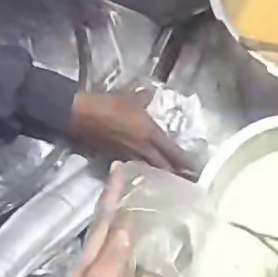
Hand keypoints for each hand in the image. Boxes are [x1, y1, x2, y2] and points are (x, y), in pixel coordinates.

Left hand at [55, 168, 168, 276]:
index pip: (116, 228)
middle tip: (116, 177)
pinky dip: (100, 260)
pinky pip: (85, 272)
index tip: (125, 176)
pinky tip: (113, 263)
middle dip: (108, 204)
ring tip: (120, 219)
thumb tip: (144, 274)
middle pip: (97, 232)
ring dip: (105, 234)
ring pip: (89, 252)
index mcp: (104, 273)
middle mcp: (80, 273)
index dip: (122, 201)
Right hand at [68, 92, 186, 174]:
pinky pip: (136, 170)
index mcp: (151, 134)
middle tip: (185, 181)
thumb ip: (143, 97)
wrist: (82, 115)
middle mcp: (144, 149)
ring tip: (170, 183)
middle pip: (165, 168)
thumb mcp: (129, 97)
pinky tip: (147, 177)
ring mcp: (131, 156)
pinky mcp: (118, 159)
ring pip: (151, 171)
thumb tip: (150, 93)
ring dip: (161, 177)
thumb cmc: (108, 104)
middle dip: (176, 175)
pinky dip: (144, 174)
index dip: (185, 163)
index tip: (195, 171)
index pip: (173, 152)